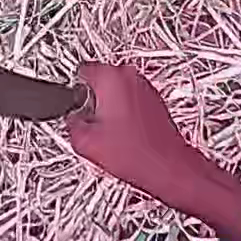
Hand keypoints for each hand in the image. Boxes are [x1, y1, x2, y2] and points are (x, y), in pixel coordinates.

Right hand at [67, 63, 240, 240]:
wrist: (170, 169)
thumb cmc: (136, 155)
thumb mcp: (86, 142)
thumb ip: (70, 122)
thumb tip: (71, 118)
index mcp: (110, 77)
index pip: (81, 71)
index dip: (74, 92)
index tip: (75, 107)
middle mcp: (129, 75)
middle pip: (99, 79)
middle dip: (92, 99)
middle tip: (93, 124)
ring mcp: (144, 86)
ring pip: (115, 89)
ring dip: (109, 106)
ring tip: (111, 132)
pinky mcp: (155, 98)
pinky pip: (130, 98)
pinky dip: (125, 112)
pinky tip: (125, 134)